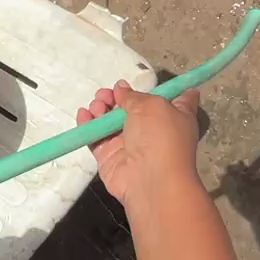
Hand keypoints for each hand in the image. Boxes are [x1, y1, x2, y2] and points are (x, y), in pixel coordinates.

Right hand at [76, 80, 200, 206]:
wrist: (149, 177)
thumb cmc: (161, 136)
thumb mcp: (152, 105)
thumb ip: (133, 95)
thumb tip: (121, 89)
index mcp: (174, 115)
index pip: (176, 97)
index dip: (164, 88)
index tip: (150, 82)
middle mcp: (153, 129)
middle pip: (133, 107)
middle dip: (117, 97)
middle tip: (106, 94)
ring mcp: (130, 143)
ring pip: (111, 121)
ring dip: (101, 109)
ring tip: (97, 105)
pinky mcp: (110, 155)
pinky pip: (96, 137)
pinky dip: (88, 125)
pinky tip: (83, 114)